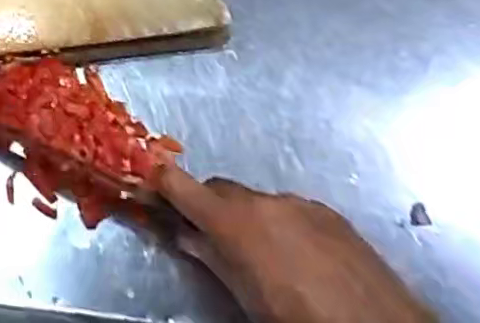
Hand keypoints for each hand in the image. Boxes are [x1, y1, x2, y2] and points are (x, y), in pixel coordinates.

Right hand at [156, 163, 433, 322]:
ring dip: (252, 219)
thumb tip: (186, 236)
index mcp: (233, 220)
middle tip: (211, 239)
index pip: (179, 183)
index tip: (147, 179)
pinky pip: (294, 210)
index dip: (159, 180)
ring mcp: (300, 203)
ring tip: (268, 259)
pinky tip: (303, 260)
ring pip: (258, 201)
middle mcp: (262, 200)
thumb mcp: (248, 301)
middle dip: (210, 208)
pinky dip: (286, 226)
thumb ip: (212, 260)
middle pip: (220, 190)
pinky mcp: (333, 214)